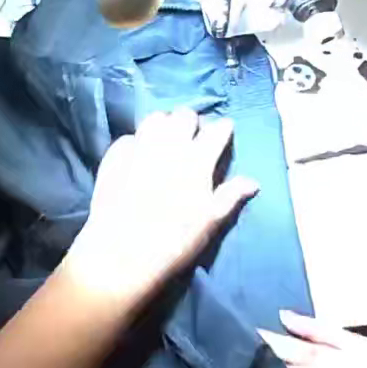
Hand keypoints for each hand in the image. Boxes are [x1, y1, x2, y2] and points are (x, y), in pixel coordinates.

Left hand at [61, 108, 258, 310]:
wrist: (121, 252)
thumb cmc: (173, 241)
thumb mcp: (209, 222)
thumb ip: (230, 196)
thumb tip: (253, 181)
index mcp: (197, 160)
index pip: (216, 130)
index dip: (222, 130)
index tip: (223, 132)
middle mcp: (168, 145)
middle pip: (184, 116)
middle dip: (191, 122)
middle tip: (192, 135)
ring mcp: (138, 148)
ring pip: (154, 119)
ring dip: (163, 124)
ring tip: (165, 138)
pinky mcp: (114, 156)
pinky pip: (128, 137)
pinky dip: (137, 142)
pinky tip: (138, 154)